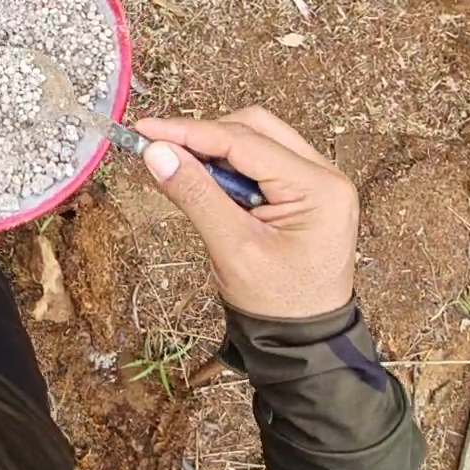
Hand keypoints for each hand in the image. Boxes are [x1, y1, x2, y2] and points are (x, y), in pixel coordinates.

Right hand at [133, 109, 358, 320]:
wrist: (302, 341)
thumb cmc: (275, 302)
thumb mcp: (231, 248)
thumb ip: (194, 194)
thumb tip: (155, 152)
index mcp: (319, 188)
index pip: (243, 142)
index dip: (189, 132)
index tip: (146, 129)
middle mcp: (324, 174)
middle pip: (253, 127)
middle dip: (204, 134)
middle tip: (161, 148)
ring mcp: (316, 179)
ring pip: (254, 136)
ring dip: (214, 146)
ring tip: (182, 166)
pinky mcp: (302, 188)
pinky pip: (257, 157)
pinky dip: (225, 161)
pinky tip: (203, 177)